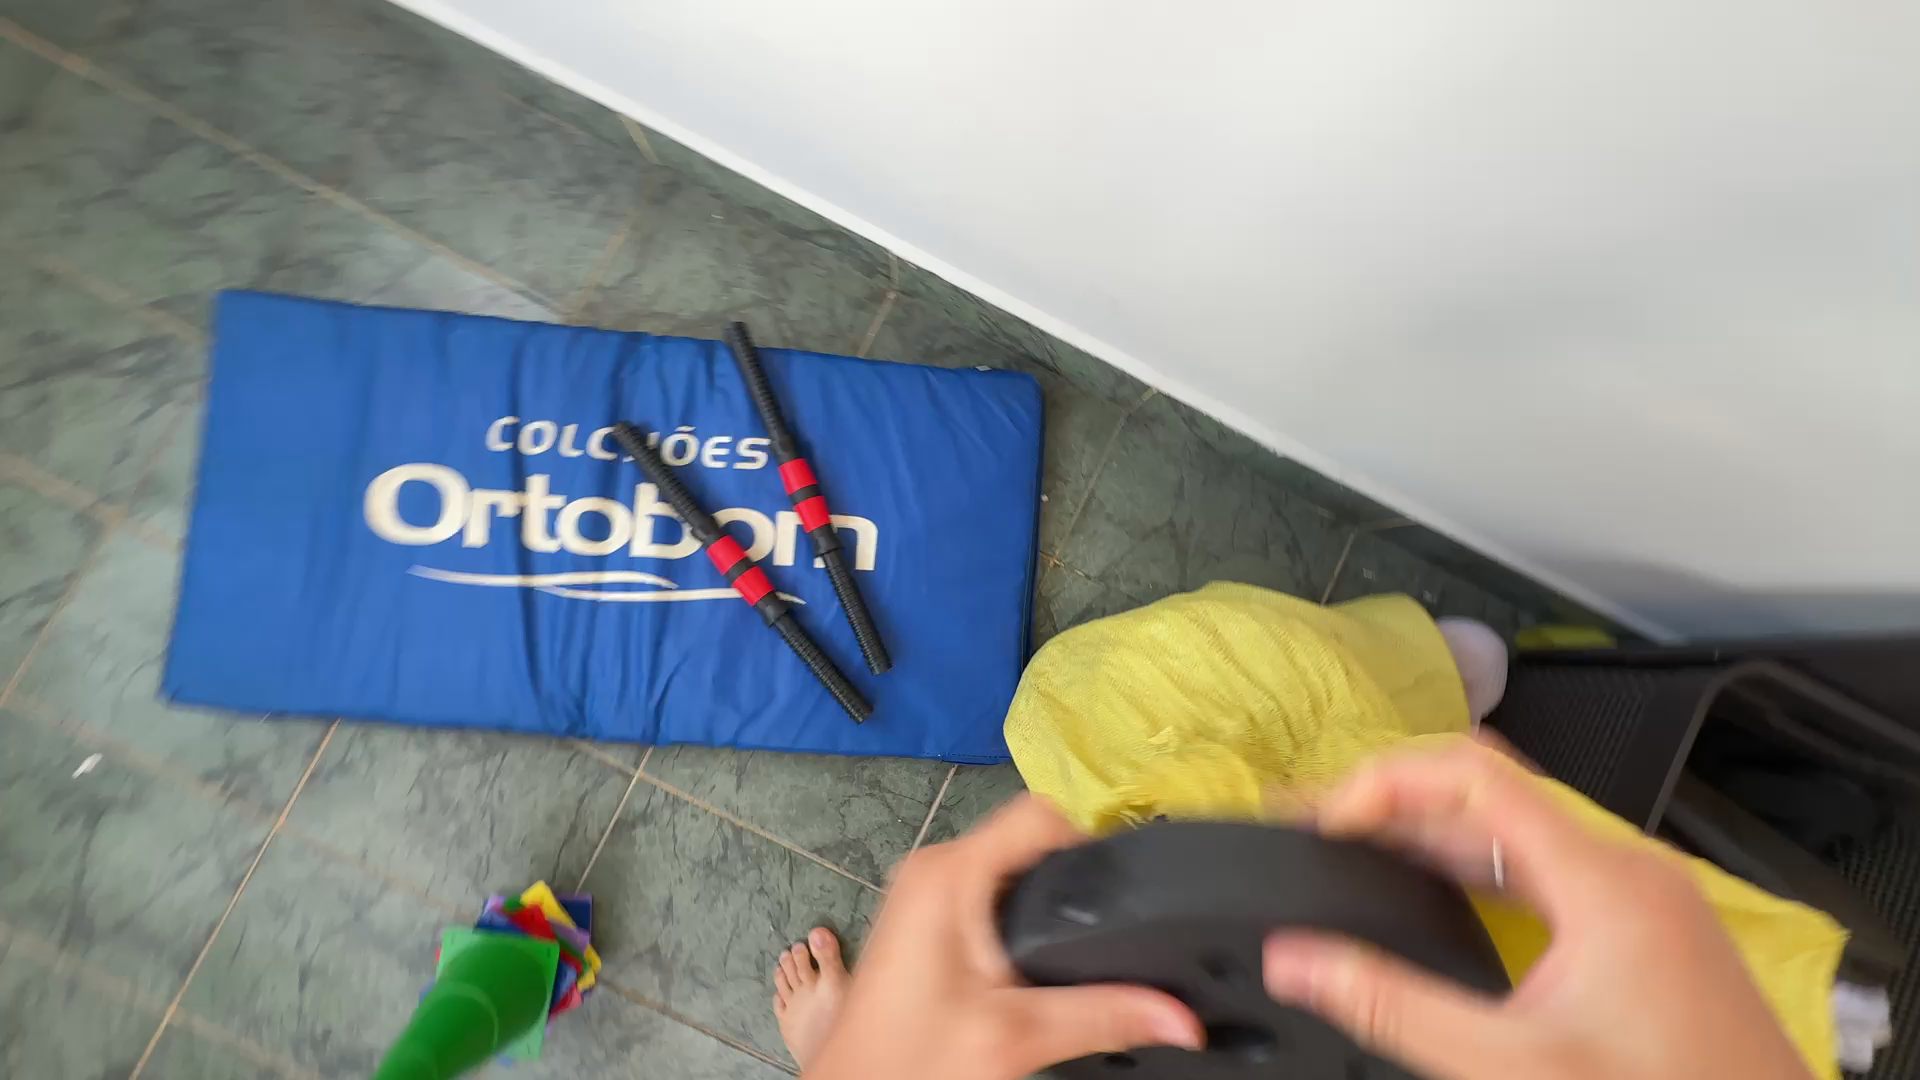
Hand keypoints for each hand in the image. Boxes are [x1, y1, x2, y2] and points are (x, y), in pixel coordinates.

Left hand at [801, 795, 1203, 1079]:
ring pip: (1004, 855)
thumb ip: (1102, 1016)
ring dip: (1045, 882)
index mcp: (951, 872)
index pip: (1036, 813)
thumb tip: (1180, 1016)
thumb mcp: (1015, 1036)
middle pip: (1022, 833)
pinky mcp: (923, 907)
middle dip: (1071, 863)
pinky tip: (1044, 936)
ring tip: (1091, 922)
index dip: (1088, 831)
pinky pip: (984, 878)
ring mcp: (924, 883)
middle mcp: (934, 864)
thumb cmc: (915, 1058)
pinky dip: (1019, 896)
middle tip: (1117, 905)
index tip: (1127, 867)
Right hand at [1264, 737, 1815, 1079]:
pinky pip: (1523, 861)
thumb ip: (1392, 1005)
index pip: (1471, 772)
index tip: (1331, 824)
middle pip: (1480, 788)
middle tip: (1322, 826)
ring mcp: (1630, 895)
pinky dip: (1457, 861)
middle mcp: (1620, 868)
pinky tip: (1419, 885)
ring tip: (1352, 846)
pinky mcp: (1628, 925)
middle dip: (1390, 798)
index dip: (1385, 781)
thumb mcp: (1515, 1069)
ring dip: (1419, 827)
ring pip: (1500, 823)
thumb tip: (1290, 959)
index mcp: (1603, 879)